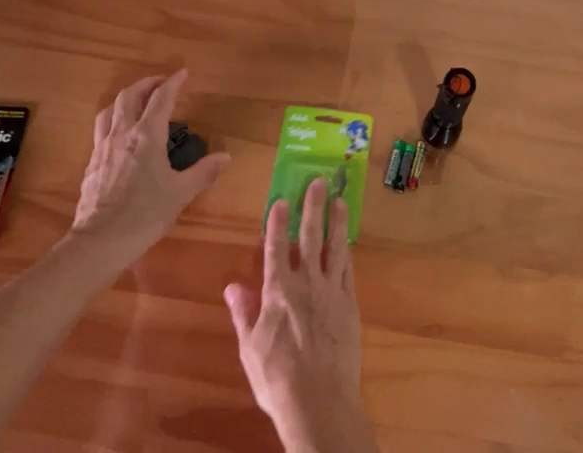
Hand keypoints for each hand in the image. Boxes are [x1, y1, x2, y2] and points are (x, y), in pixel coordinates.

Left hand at [69, 71, 229, 258]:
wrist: (99, 241)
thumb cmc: (144, 214)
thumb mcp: (181, 193)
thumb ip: (203, 172)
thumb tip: (226, 157)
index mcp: (147, 136)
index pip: (161, 99)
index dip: (172, 83)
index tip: (182, 73)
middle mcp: (122, 134)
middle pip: (129, 97)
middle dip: (146, 84)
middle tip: (160, 83)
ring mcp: (102, 148)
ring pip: (109, 110)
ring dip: (125, 100)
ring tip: (137, 103)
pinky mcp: (91, 164)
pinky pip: (101, 131)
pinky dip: (113, 122)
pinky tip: (121, 136)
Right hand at [225, 178, 376, 452]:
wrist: (319, 400)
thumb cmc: (277, 377)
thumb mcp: (250, 348)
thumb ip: (244, 314)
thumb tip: (232, 287)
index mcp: (278, 292)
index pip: (276, 248)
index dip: (278, 222)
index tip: (281, 199)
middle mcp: (307, 284)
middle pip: (310, 238)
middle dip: (312, 208)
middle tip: (318, 183)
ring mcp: (332, 292)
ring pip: (335, 248)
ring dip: (336, 222)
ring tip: (340, 201)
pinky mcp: (350, 305)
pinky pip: (348, 271)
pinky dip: (347, 253)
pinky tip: (348, 242)